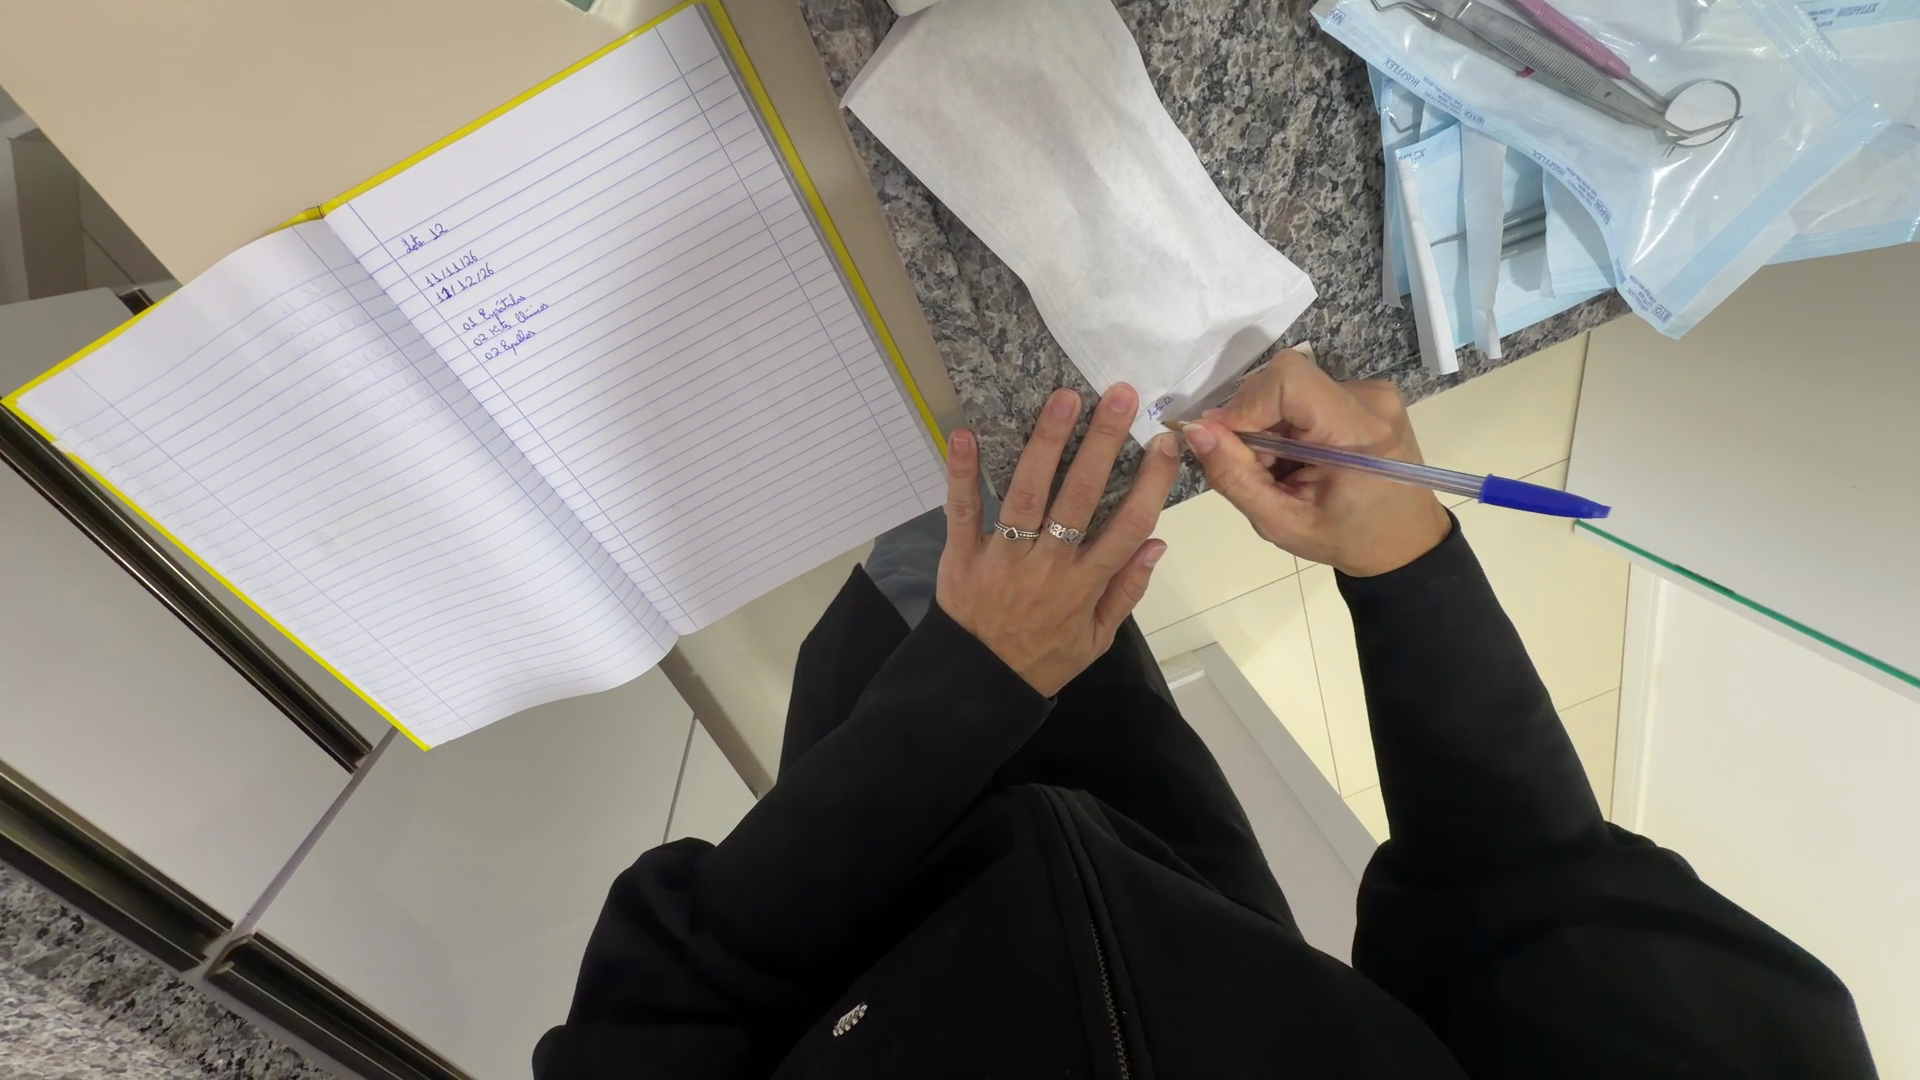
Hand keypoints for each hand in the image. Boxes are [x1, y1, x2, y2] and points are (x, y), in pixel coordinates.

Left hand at [938, 385, 1182, 696]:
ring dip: (1045, 445)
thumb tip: (1158, 543)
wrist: (977, 685)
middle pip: (1080, 498)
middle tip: (1120, 395)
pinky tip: (963, 434)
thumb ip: (1126, 593)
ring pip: (1027, 495)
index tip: (1166, 442)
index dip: (1150, 483)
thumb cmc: (1042, 659)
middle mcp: (1047, 565)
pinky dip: (961, 474)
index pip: (1127, 526)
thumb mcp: (1096, 640)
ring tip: (1064, 400)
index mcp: (1084, 586)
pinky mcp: (962, 556)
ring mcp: (1003, 558)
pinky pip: (962, 511)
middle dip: (1102, 444)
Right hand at [1179, 348, 1451, 576]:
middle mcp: (1369, 398)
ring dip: (1265, 424)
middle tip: (1258, 467)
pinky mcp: (1363, 393)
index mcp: (1357, 432)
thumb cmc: (1344, 539)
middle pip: (1282, 380)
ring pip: (1287, 387)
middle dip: (1251, 420)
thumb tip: (1194, 429)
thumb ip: (1233, 476)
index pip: (1287, 379)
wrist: (1404, 541)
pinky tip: (1296, 456)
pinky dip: (1283, 423)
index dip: (1245, 405)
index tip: (1226, 444)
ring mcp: (1370, 391)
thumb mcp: (1279, 523)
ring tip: (1280, 467)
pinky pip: (1302, 393)